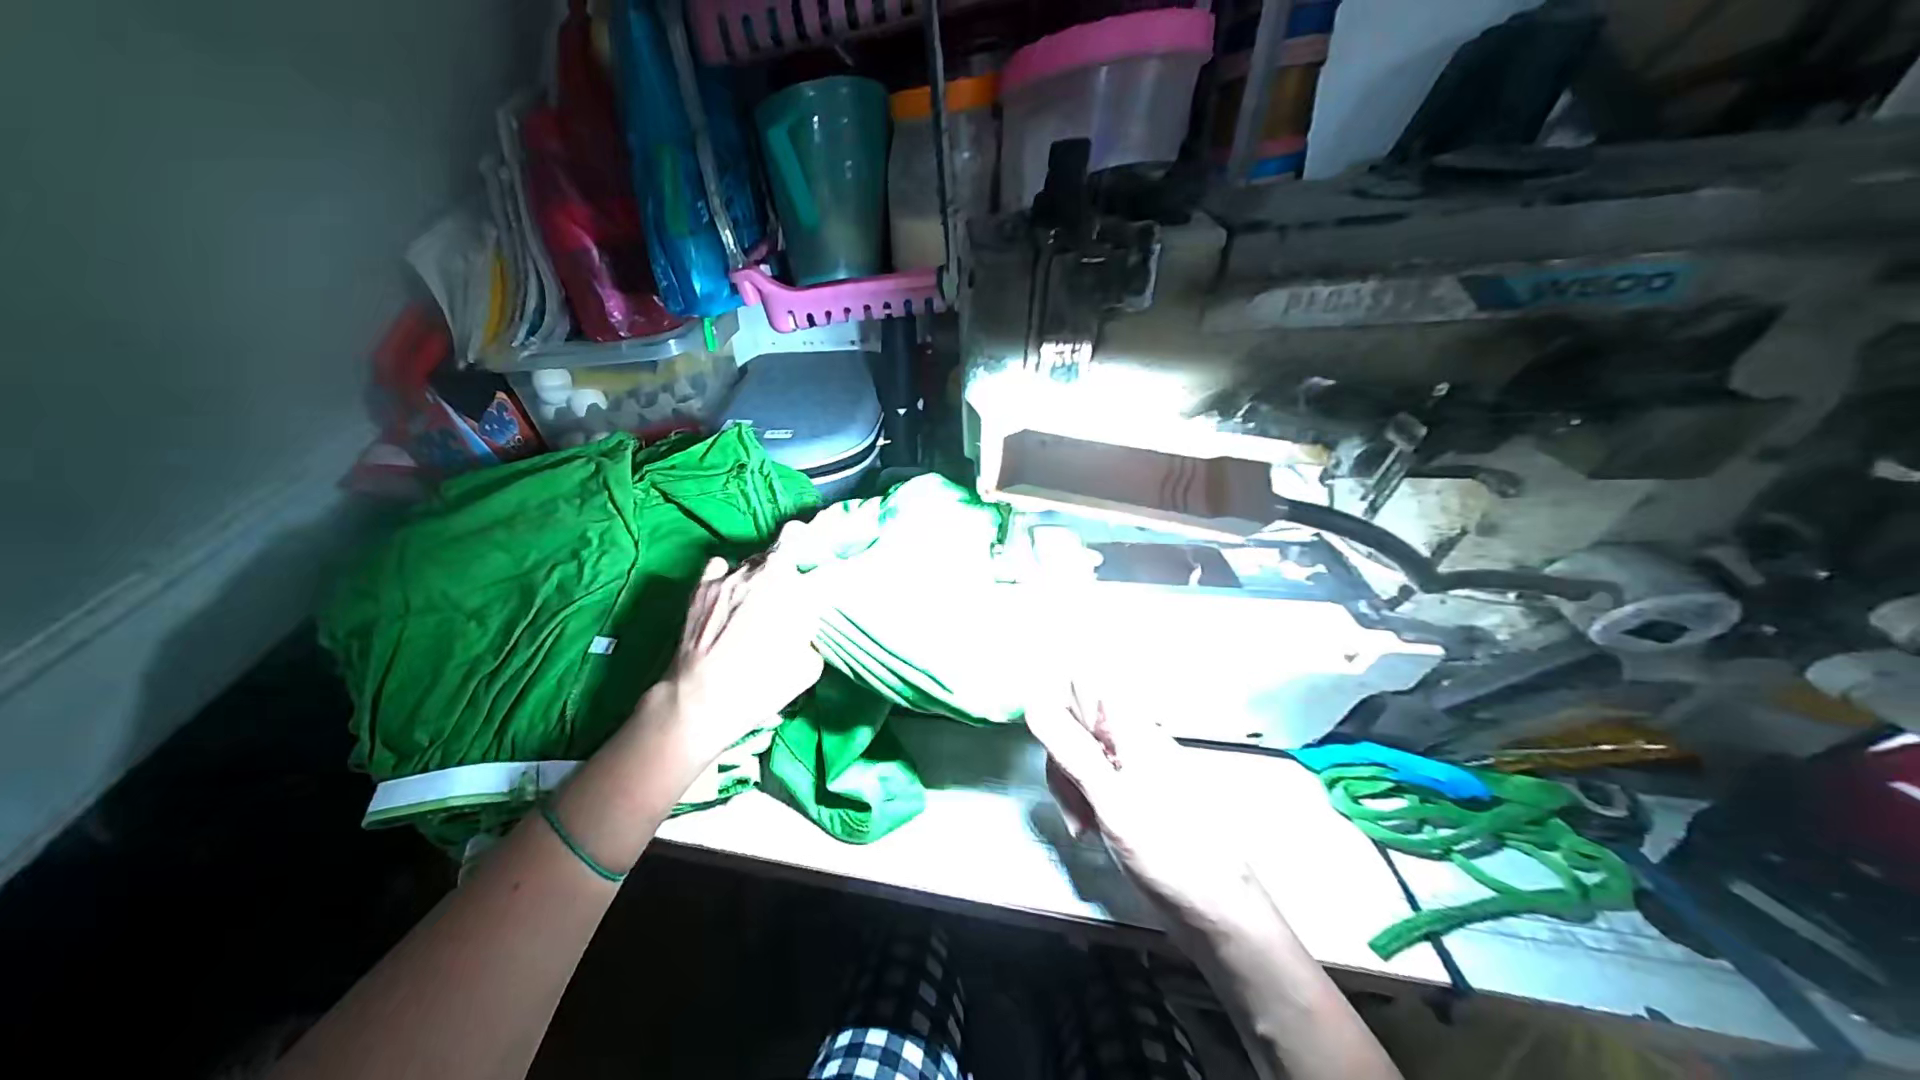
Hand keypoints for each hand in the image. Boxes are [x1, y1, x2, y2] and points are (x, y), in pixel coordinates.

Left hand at [649, 523, 824, 764]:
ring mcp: (732, 574)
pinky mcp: (703, 585)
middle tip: (800, 580)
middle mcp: (767, 571)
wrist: (701, 698)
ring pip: (757, 561)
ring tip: (762, 593)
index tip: (838, 578)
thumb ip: (811, 634)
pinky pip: (722, 567)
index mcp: (800, 590)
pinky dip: (729, 575)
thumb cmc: (762, 686)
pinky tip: (730, 591)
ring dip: (765, 572)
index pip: (829, 571)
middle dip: (799, 559)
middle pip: (791, 549)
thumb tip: (805, 624)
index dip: (837, 573)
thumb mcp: (808, 667)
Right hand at [1027, 683, 1271, 934]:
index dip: (1058, 713)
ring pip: (1080, 756)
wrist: (1216, 909)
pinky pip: (1093, 782)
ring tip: (1082, 825)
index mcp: (1133, 728)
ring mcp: (1132, 768)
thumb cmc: (1168, 851)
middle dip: (1061, 761)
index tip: (1053, 753)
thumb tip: (1035, 704)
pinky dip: (1083, 802)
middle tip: (1071, 804)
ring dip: (1070, 787)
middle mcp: (1131, 740)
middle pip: (1074, 726)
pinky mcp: (1131, 794)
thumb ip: (1072, 750)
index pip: (1081, 690)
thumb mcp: (1111, 799)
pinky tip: (1090, 829)